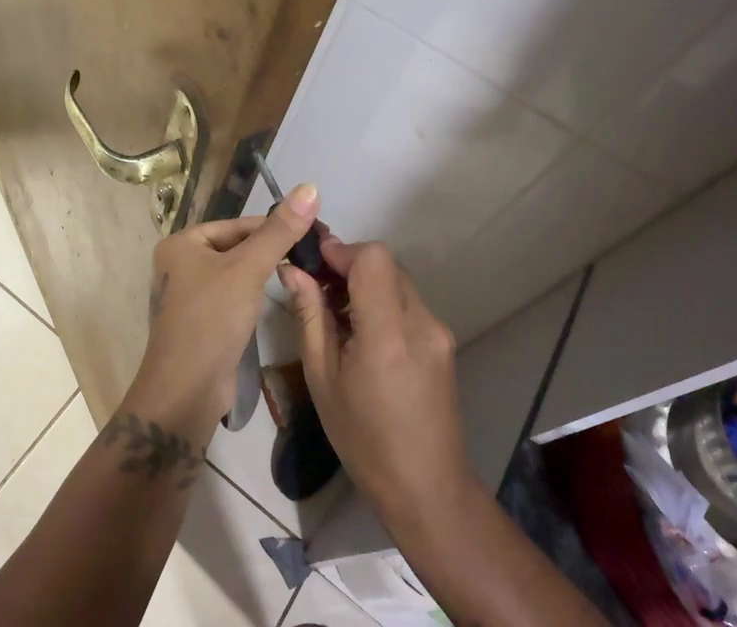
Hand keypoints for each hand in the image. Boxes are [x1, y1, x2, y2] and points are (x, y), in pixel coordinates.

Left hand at [128, 186, 319, 432]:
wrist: (187, 388)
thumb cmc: (211, 319)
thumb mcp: (248, 269)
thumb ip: (280, 232)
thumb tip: (310, 188)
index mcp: (180, 244)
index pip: (237, 224)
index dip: (274, 228)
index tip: (314, 233)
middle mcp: (179, 265)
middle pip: (236, 247)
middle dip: (271, 251)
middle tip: (313, 254)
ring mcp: (189, 296)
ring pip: (237, 274)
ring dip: (266, 274)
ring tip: (304, 273)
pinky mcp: (203, 323)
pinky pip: (234, 298)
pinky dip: (255, 296)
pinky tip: (279, 298)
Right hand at [281, 238, 468, 519]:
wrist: (424, 485)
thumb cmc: (362, 438)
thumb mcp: (323, 377)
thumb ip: (310, 316)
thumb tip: (294, 270)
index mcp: (388, 333)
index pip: (373, 259)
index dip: (341, 251)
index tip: (313, 262)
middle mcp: (422, 323)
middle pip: (387, 265)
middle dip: (350, 265)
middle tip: (317, 287)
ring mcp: (438, 332)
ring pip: (398, 282)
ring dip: (366, 284)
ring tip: (335, 313)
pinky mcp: (443, 343)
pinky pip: (409, 304)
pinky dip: (382, 302)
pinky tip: (360, 333)